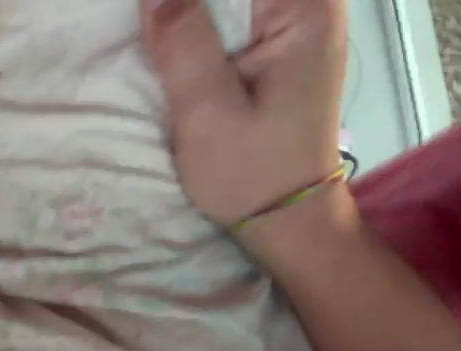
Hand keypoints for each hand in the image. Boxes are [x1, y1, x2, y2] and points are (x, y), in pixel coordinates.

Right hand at [143, 0, 346, 229]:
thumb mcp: (206, 112)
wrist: (285, 218)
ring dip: (192, 15)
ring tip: (158, 35)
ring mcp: (300, 23)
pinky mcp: (282, 47)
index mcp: (303, 6)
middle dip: (187, 5)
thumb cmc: (249, 172)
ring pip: (231, 4)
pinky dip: (203, 27)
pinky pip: (236, 18)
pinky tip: (178, 46)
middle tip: (148, 23)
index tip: (152, 13)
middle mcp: (311, 3)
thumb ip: (182, 43)